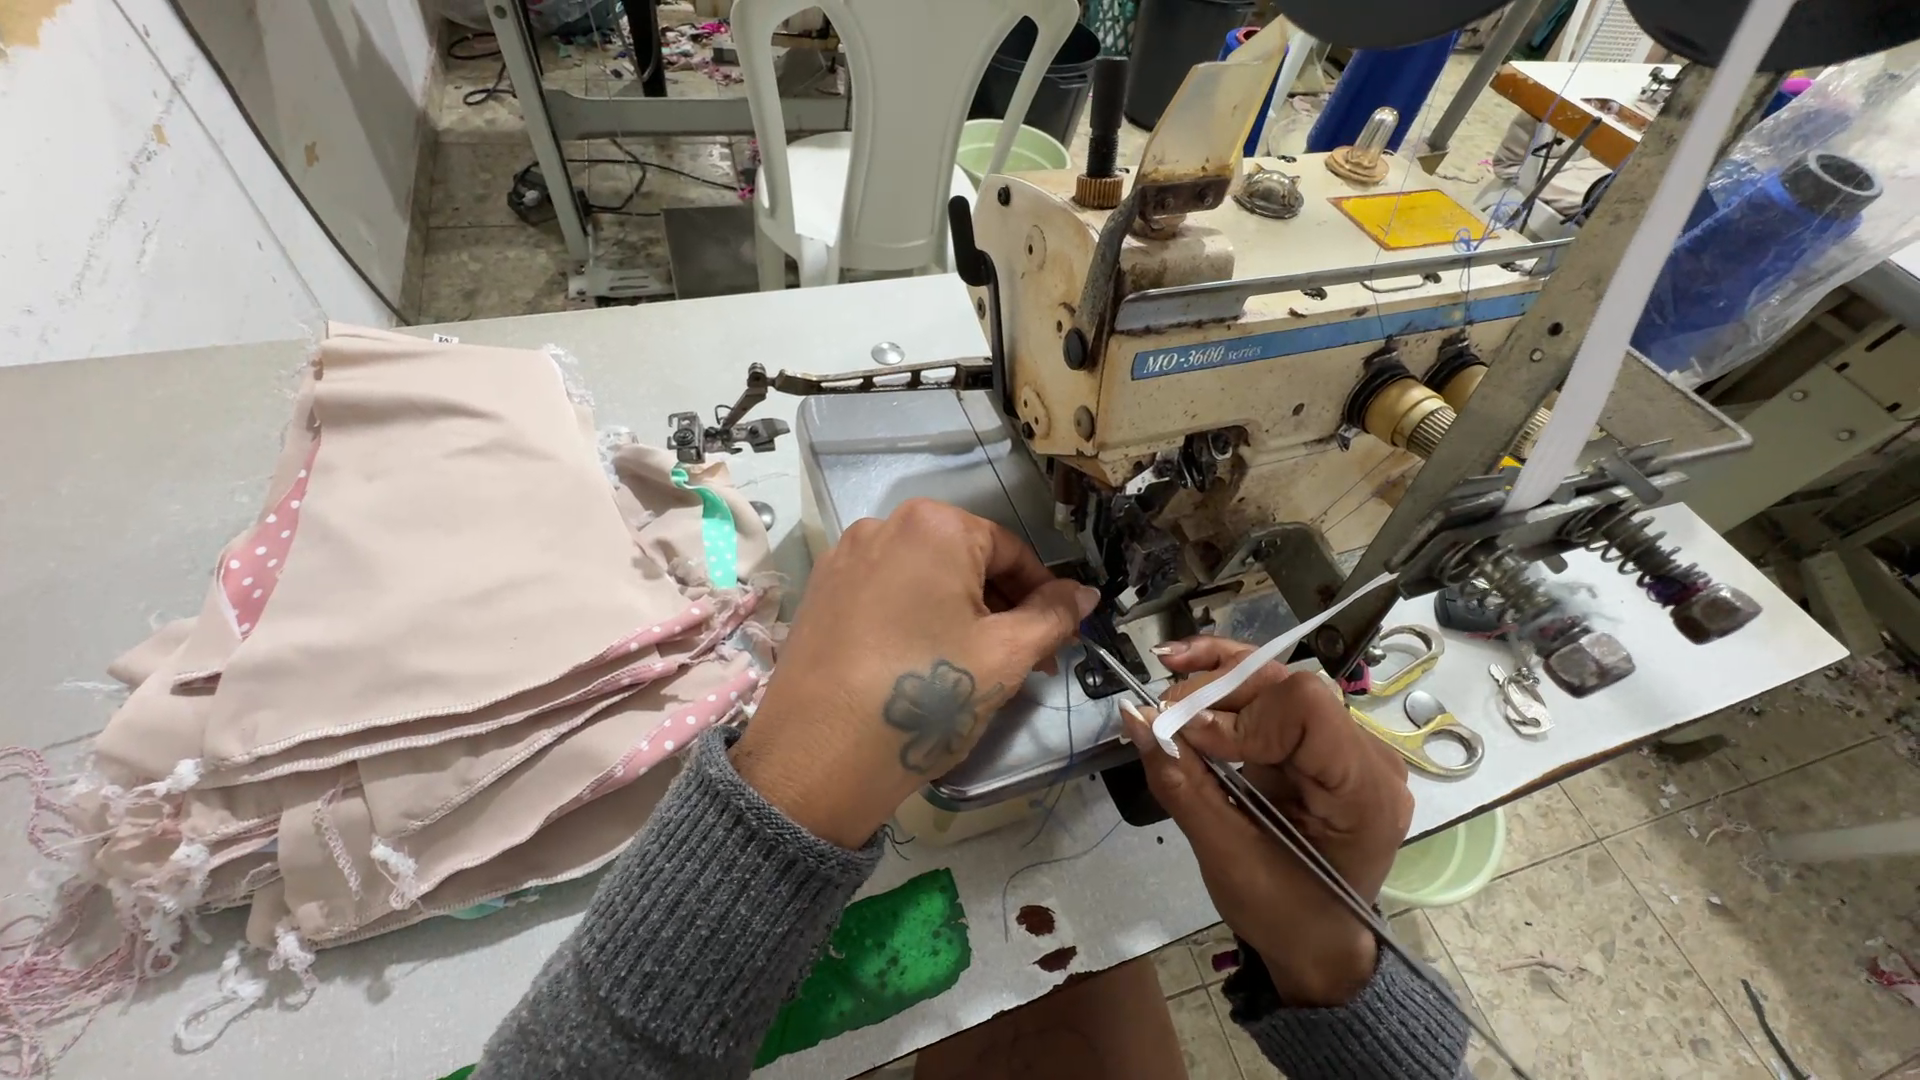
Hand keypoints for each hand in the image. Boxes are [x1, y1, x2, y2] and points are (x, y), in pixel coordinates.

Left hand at [732, 499, 1097, 847]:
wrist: (818, 757)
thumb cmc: (925, 693)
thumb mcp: (1005, 655)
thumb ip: (1054, 616)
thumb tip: (1086, 592)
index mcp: (934, 525)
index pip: (1012, 551)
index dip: (1044, 597)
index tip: (1059, 640)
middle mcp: (883, 525)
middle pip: (966, 562)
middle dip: (1002, 609)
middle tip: (1023, 662)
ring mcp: (845, 558)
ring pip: (926, 580)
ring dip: (961, 616)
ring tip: (975, 670)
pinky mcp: (820, 593)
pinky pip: (887, 595)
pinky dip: (916, 620)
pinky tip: (922, 665)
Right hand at [1119, 636, 1413, 1005]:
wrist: (1318, 943)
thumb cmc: (1284, 914)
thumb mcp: (1226, 855)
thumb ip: (1181, 782)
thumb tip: (1134, 717)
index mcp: (1363, 791)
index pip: (1307, 708)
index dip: (1242, 715)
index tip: (1192, 741)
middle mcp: (1366, 754)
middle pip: (1286, 685)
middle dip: (1217, 692)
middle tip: (1163, 714)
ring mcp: (1344, 742)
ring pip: (1276, 679)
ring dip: (1216, 673)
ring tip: (1167, 667)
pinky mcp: (1315, 739)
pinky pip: (1271, 694)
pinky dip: (1226, 679)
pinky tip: (1189, 664)